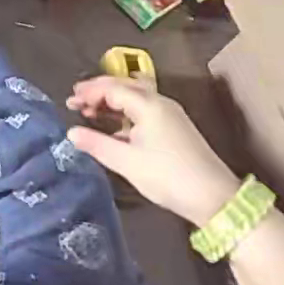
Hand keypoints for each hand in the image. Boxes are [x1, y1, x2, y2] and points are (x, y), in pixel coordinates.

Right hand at [67, 76, 242, 228]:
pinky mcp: (174, 127)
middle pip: (124, 87)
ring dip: (111, 102)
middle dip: (98, 92)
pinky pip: (143, 110)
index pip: (112, 88)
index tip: (69, 100)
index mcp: (148, 105)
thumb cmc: (167, 176)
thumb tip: (72, 133)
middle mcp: (160, 103)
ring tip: (89, 112)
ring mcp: (169, 114)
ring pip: (134, 98)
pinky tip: (112, 127)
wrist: (214, 197)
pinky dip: (124, 113)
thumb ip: (97, 144)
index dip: (89, 92)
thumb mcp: (126, 162)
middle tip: (76, 102)